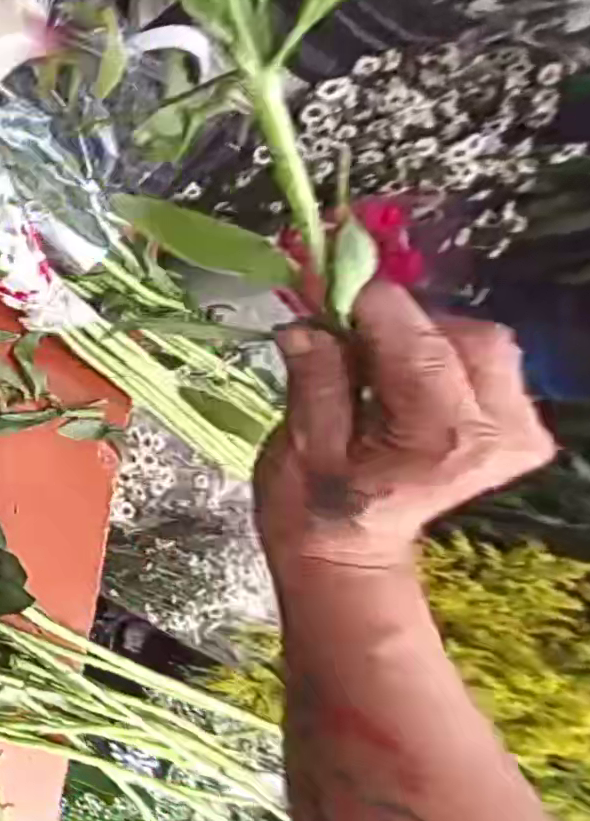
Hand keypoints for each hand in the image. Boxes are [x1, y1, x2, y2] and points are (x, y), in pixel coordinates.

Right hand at [255, 280, 554, 574]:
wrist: (342, 546)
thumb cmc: (310, 504)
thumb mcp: (300, 444)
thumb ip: (314, 381)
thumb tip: (306, 326)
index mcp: (444, 439)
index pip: (416, 350)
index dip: (375, 305)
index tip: (334, 274)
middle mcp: (504, 428)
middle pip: (468, 338)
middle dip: (399, 319)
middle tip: (335, 315)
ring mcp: (520, 427)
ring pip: (480, 345)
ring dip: (414, 333)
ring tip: (354, 344)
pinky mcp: (513, 423)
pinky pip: (479, 364)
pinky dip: (428, 352)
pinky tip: (382, 365)